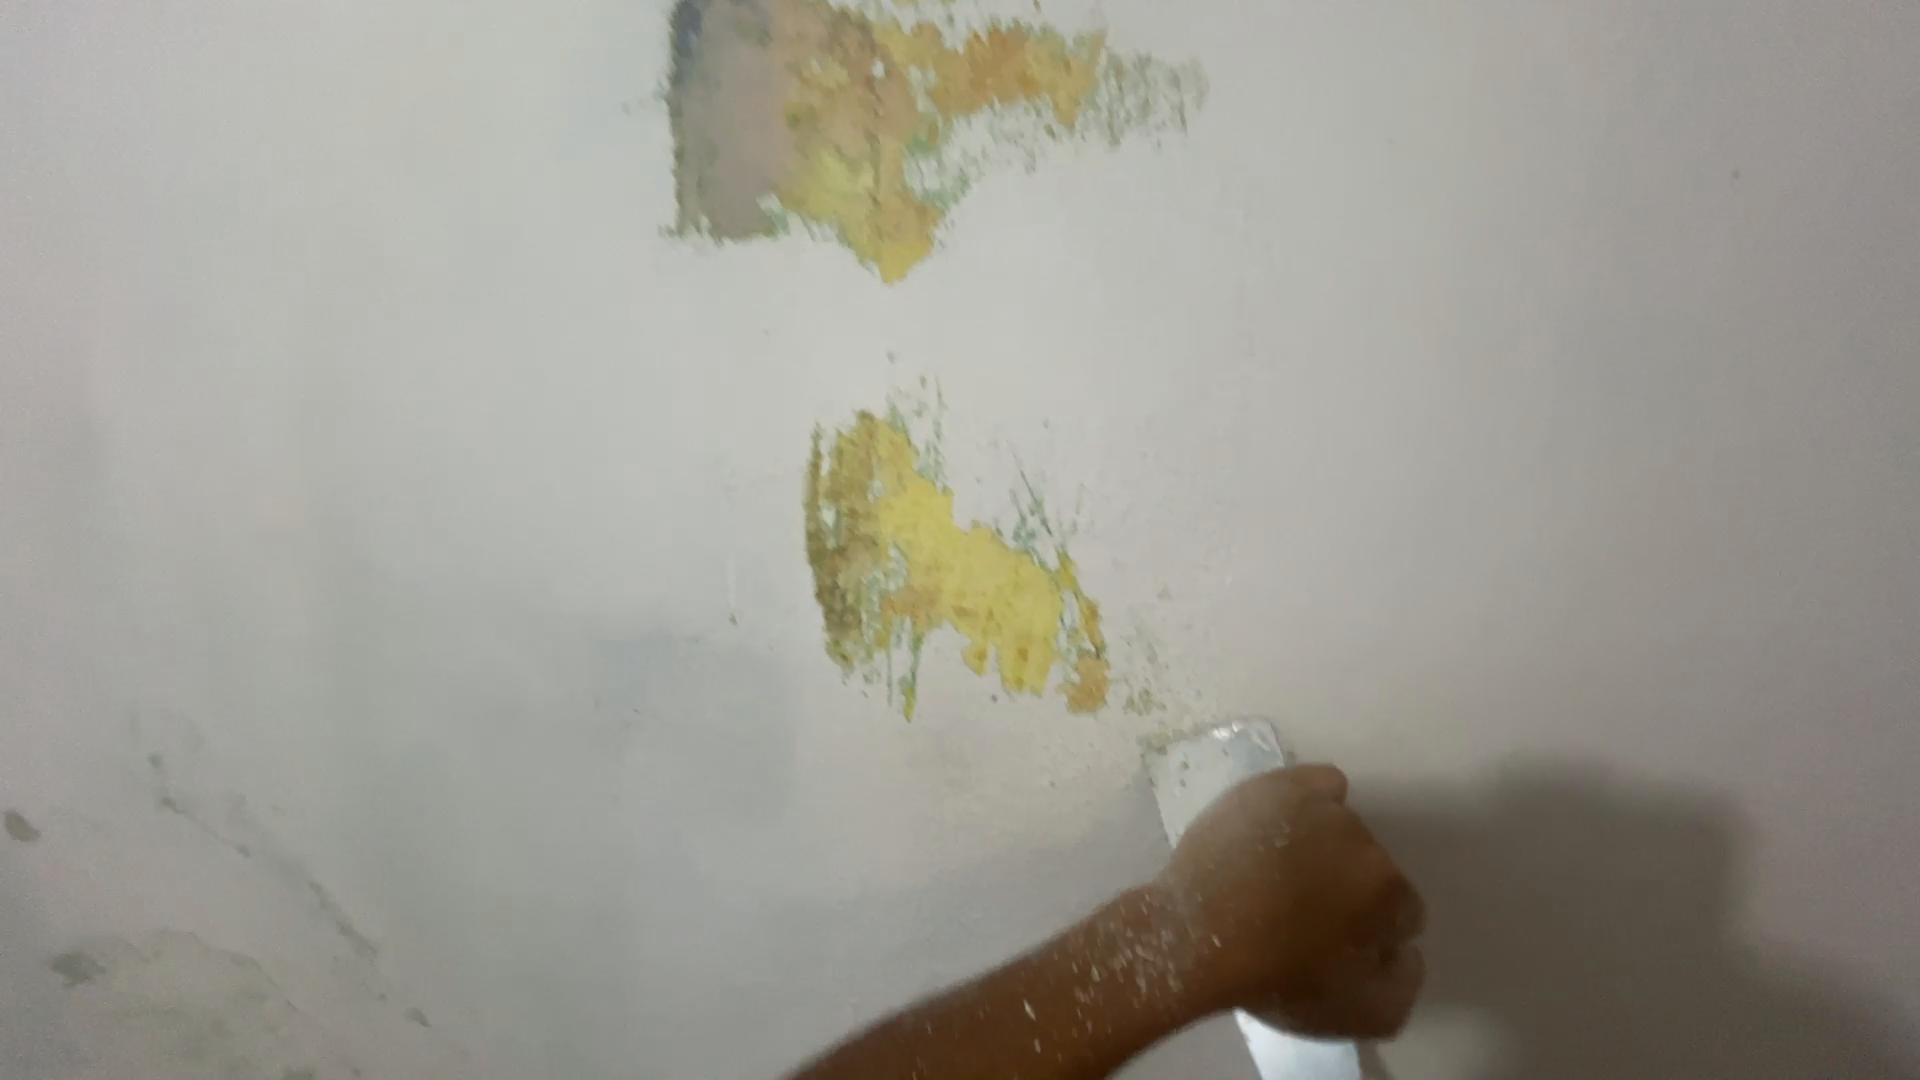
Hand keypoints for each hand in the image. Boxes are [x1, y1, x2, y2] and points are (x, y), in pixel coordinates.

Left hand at [1154, 765, 1424, 1038]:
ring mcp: (1317, 808)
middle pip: (1368, 866)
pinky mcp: (1277, 787)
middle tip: (1302, 907)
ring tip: (1278, 869)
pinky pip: (1319, 781)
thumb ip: (1404, 979)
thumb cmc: (1276, 979)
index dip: (1369, 929)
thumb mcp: (1365, 1014)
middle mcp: (1362, 840)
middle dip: (1345, 887)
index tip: (1335, 937)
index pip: (1400, 910)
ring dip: (1322, 848)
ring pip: (1339, 828)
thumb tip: (1402, 946)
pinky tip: (1290, 818)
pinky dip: (1313, 796)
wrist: (1195, 934)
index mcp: (1388, 893)